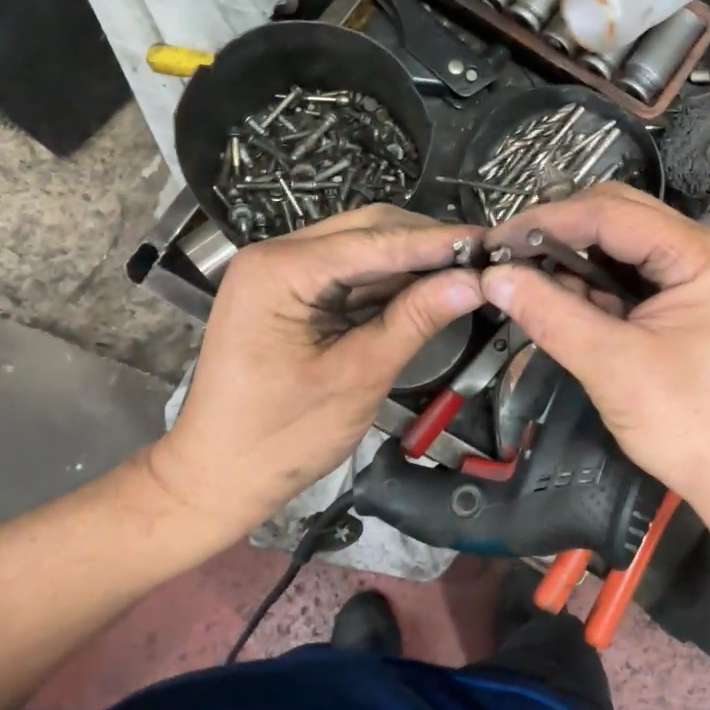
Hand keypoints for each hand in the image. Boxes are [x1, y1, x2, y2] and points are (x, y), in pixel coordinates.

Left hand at [151, 205, 482, 531]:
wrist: (215, 478)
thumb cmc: (280, 437)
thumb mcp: (358, 377)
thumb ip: (415, 321)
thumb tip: (474, 282)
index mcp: (279, 269)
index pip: (376, 240)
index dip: (438, 241)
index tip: (493, 241)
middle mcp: (277, 255)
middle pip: (369, 230)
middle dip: (428, 244)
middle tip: (487, 258)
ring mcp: (282, 273)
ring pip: (364, 249)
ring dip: (414, 261)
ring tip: (470, 271)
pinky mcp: (291, 294)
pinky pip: (351, 275)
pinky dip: (391, 283)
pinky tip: (431, 289)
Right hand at [479, 184, 709, 533]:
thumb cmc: (693, 425)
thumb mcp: (613, 366)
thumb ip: (550, 314)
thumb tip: (492, 277)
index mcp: (704, 254)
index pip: (613, 213)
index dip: (549, 220)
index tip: (497, 240)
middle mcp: (709, 252)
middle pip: (622, 218)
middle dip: (562, 234)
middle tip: (508, 256)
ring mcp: (704, 278)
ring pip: (625, 248)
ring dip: (578, 261)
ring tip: (529, 280)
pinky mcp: (693, 305)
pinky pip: (637, 278)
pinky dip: (598, 287)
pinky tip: (567, 303)